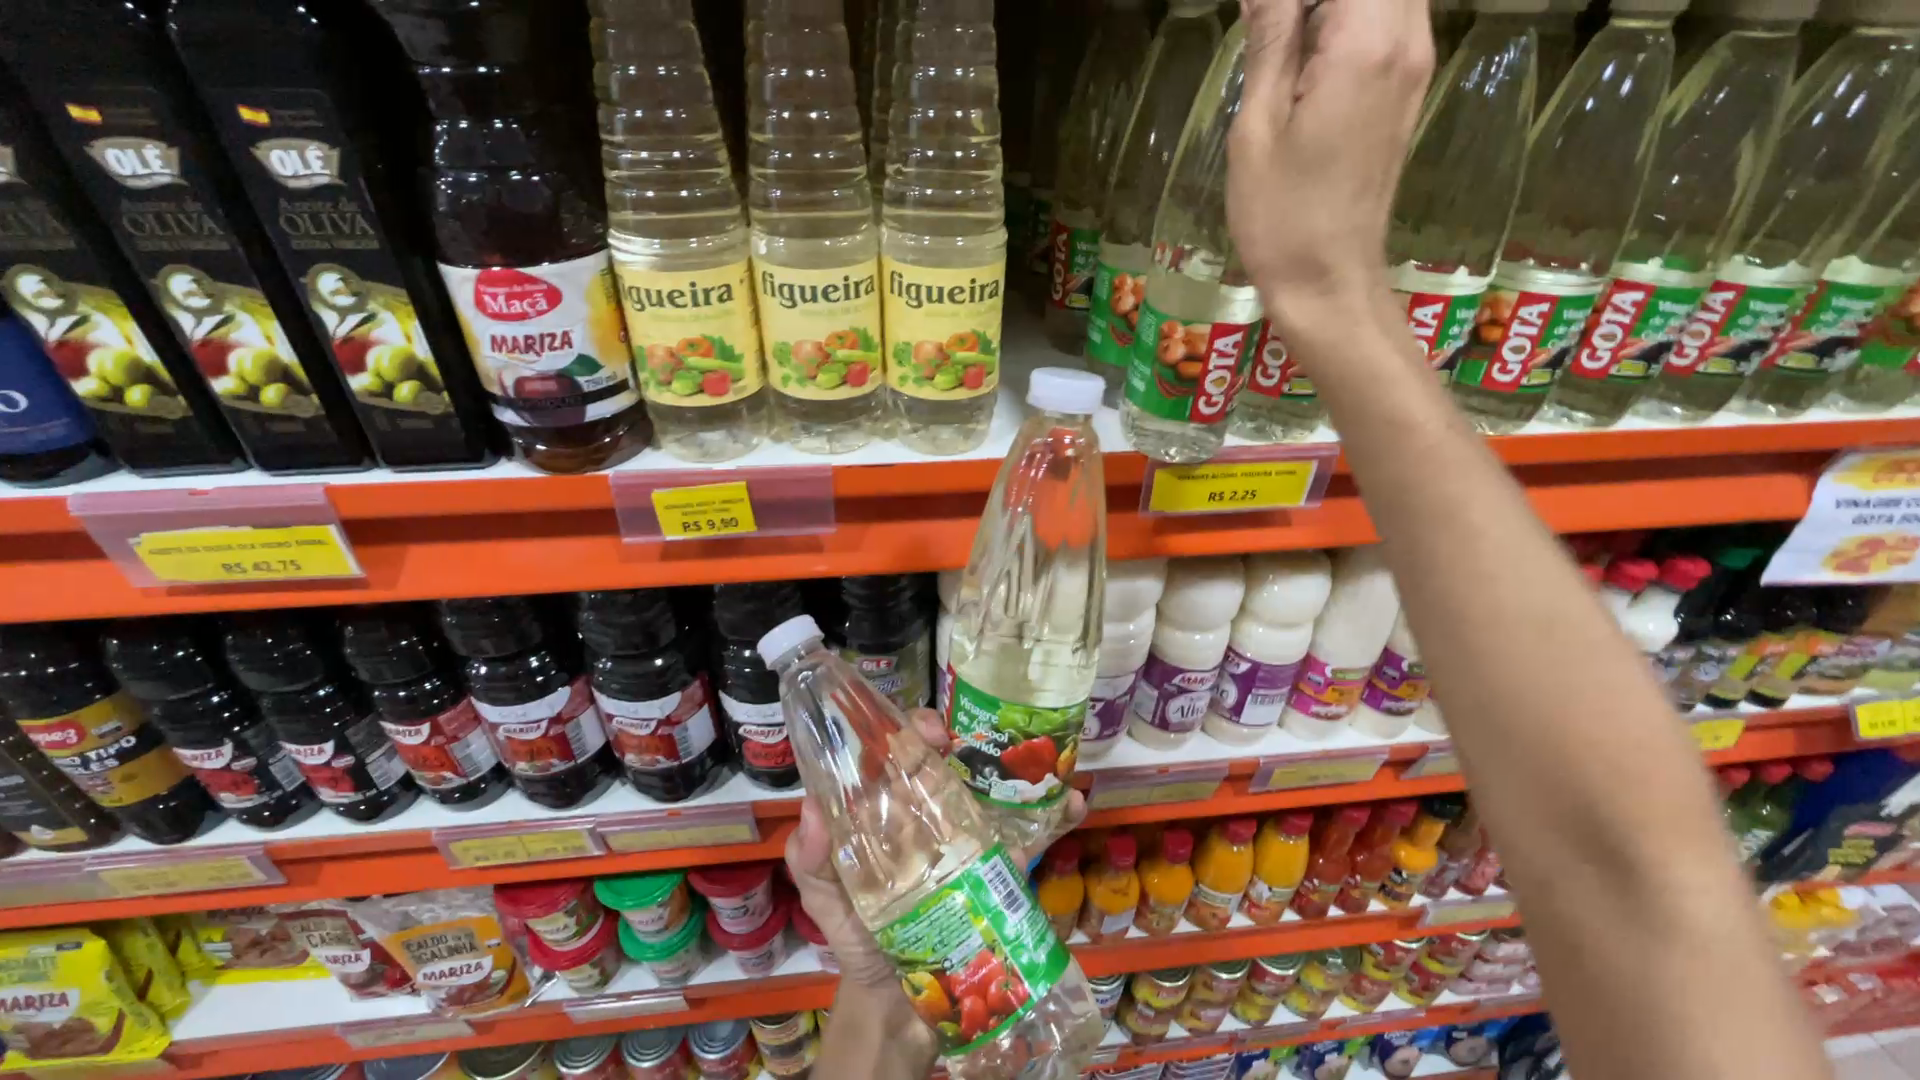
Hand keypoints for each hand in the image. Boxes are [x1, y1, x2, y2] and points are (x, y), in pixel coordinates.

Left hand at [783, 708, 1089, 994]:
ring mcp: (972, 838)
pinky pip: (1032, 837)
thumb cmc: (859, 939)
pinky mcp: (1002, 869)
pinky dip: (1056, 816)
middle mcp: (934, 814)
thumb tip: (813, 810)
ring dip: (1025, 768)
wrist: (901, 1004)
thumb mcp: (826, 898)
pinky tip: (1072, 803)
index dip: (914, 732)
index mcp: (891, 810)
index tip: (930, 733)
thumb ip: (811, 859)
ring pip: (998, 789)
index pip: (902, 753)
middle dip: (974, 741)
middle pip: (955, 762)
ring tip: (1044, 760)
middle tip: (983, 743)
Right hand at [1228, 0, 1432, 324]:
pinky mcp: (1409, 88)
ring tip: (1281, 36)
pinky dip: (1349, 18)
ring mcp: (1415, 64)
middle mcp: (1408, 39)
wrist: (1328, 281)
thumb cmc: (1280, 216)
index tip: (1262, 16)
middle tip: (1270, 26)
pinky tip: (1303, 51)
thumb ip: (1269, 40)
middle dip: (1313, 1)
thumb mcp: (1257, 128)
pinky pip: (1390, 18)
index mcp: (1365, 44)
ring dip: (1331, 10)